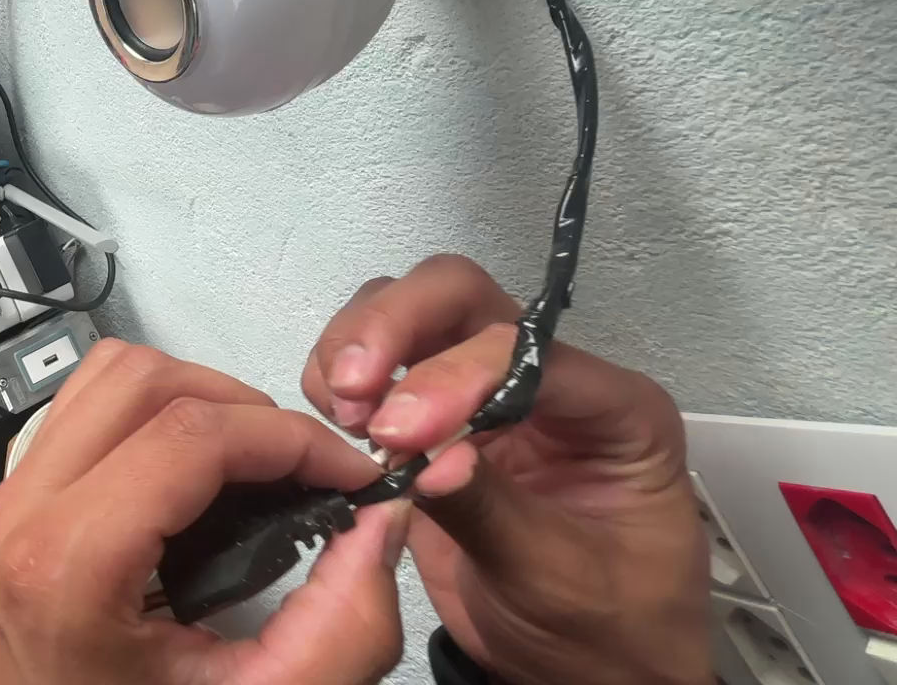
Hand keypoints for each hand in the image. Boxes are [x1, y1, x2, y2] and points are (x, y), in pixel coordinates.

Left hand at [0, 340, 412, 684]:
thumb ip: (342, 625)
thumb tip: (382, 516)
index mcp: (68, 563)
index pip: (187, 436)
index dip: (286, 437)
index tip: (349, 471)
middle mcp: (21, 507)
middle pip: (140, 381)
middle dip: (239, 404)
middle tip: (299, 465)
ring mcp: (5, 492)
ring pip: (104, 375)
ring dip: (191, 392)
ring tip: (250, 457)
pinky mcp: (8, 492)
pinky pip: (80, 403)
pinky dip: (147, 407)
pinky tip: (191, 463)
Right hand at [301, 255, 712, 684]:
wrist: (565, 664)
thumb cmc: (597, 628)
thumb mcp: (558, 580)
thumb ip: (491, 511)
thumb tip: (425, 460)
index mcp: (607, 407)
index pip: (523, 350)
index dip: (455, 375)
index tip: (397, 434)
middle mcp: (539, 373)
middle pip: (453, 294)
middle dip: (389, 327)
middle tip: (349, 386)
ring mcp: (472, 378)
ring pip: (398, 306)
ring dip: (352, 348)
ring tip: (344, 416)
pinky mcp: (417, 397)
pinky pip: (363, 350)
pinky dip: (334, 373)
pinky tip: (338, 420)